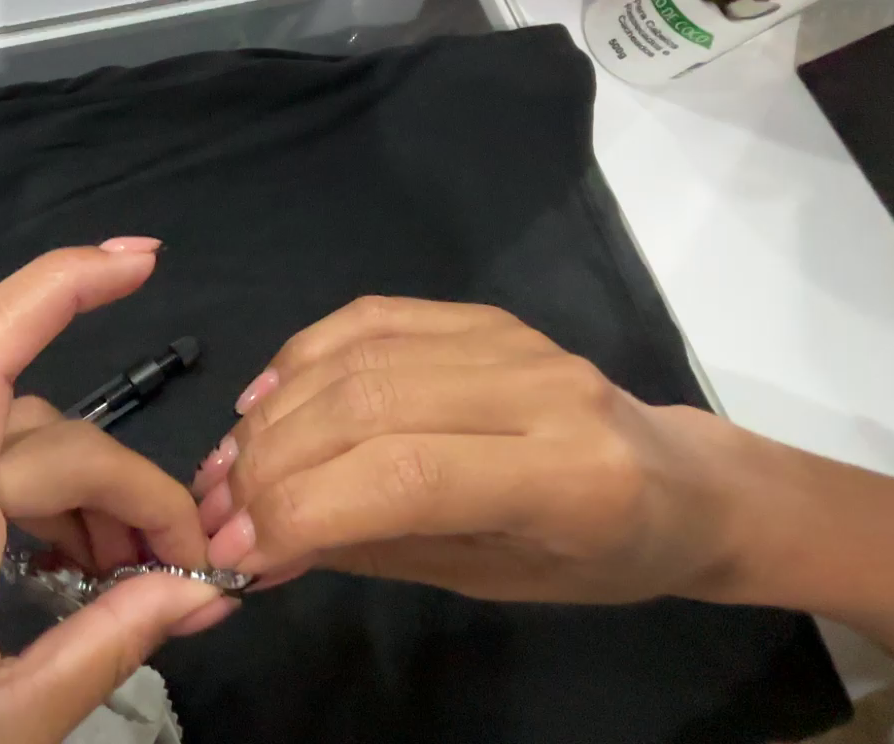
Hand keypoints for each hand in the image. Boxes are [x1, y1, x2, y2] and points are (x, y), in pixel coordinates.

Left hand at [0, 241, 234, 743]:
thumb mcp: (1, 732)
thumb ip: (108, 648)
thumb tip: (199, 592)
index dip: (57, 285)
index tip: (138, 263)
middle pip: (41, 430)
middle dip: (127, 484)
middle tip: (177, 567)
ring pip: (8, 442)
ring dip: (82, 489)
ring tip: (123, 573)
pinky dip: (33, 496)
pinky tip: (60, 558)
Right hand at [192, 296, 754, 603]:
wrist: (676, 479)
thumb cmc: (595, 556)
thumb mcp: (490, 580)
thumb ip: (371, 550)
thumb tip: (259, 546)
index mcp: (569, 479)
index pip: (406, 478)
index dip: (303, 509)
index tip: (234, 547)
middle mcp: (538, 389)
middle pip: (366, 406)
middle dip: (272, 461)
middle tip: (217, 506)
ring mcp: (503, 337)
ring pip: (354, 359)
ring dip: (272, 413)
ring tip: (228, 461)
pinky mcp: (472, 312)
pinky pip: (363, 319)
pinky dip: (298, 357)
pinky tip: (261, 399)